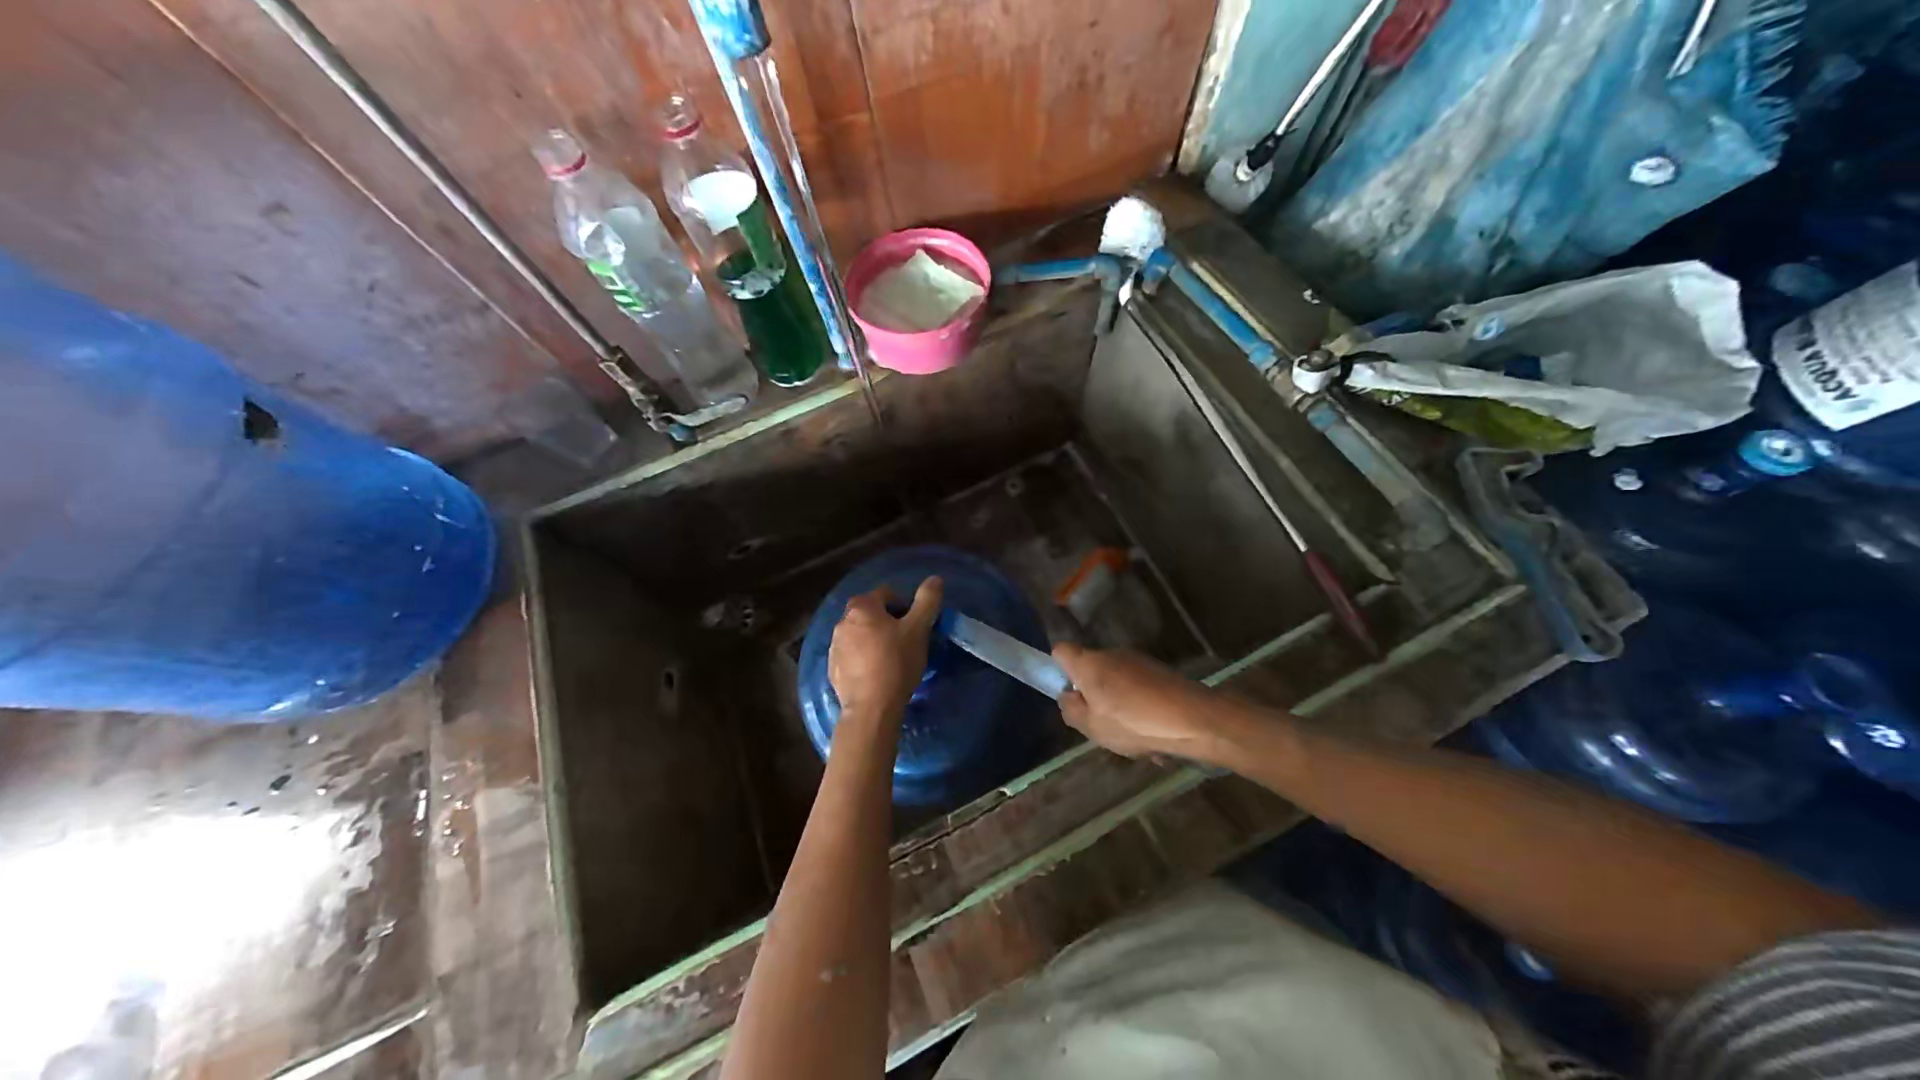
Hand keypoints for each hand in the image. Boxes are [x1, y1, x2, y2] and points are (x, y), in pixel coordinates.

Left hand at [828, 577, 943, 723]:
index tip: (915, 627)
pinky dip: (863, 659)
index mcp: (861, 606)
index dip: (905, 607)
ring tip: (892, 661)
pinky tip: (877, 675)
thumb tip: (935, 579)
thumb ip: (927, 601)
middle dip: (888, 623)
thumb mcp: (918, 629)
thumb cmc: (896, 662)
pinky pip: (852, 655)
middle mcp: (842, 621)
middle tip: (906, 643)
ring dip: (874, 641)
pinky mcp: (832, 668)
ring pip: (860, 635)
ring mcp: (834, 646)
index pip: (887, 594)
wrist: (871, 707)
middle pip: (872, 614)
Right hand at [1052, 645, 1224, 760]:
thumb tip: (1068, 696)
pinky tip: (1153, 735)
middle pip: (1091, 669)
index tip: (1067, 692)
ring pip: (1117, 681)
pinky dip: (1140, 707)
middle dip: (1092, 693)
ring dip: (1118, 703)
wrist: (1194, 719)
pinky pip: (1139, 689)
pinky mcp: (1161, 672)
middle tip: (1100, 723)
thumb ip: (1071, 709)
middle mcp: (1112, 654)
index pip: (1061, 650)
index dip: (1057, 667)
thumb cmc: (1134, 722)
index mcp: (1089, 663)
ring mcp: (1140, 661)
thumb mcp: (1092, 726)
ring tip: (1132, 737)